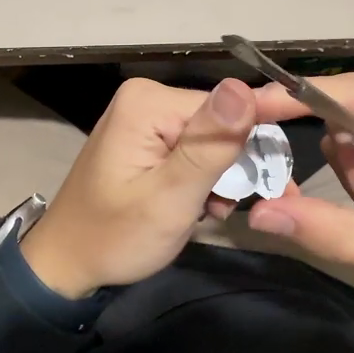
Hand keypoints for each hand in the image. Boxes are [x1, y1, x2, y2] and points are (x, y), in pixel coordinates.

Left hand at [20, 78, 255, 298]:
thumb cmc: (116, 235)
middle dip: (238, 167)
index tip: (286, 180)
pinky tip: (200, 207)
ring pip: (211, 140)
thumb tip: (245, 88)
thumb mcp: (169, 196)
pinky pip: (193, 150)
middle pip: (221, 123)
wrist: (67, 264)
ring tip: (215, 213)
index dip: (258, 143)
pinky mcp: (146, 139)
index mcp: (149, 103)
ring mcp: (144, 118)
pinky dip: (203, 180)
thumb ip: (209, 144)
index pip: (229, 108)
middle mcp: (147, 99)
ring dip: (221, 179)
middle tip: (251, 208)